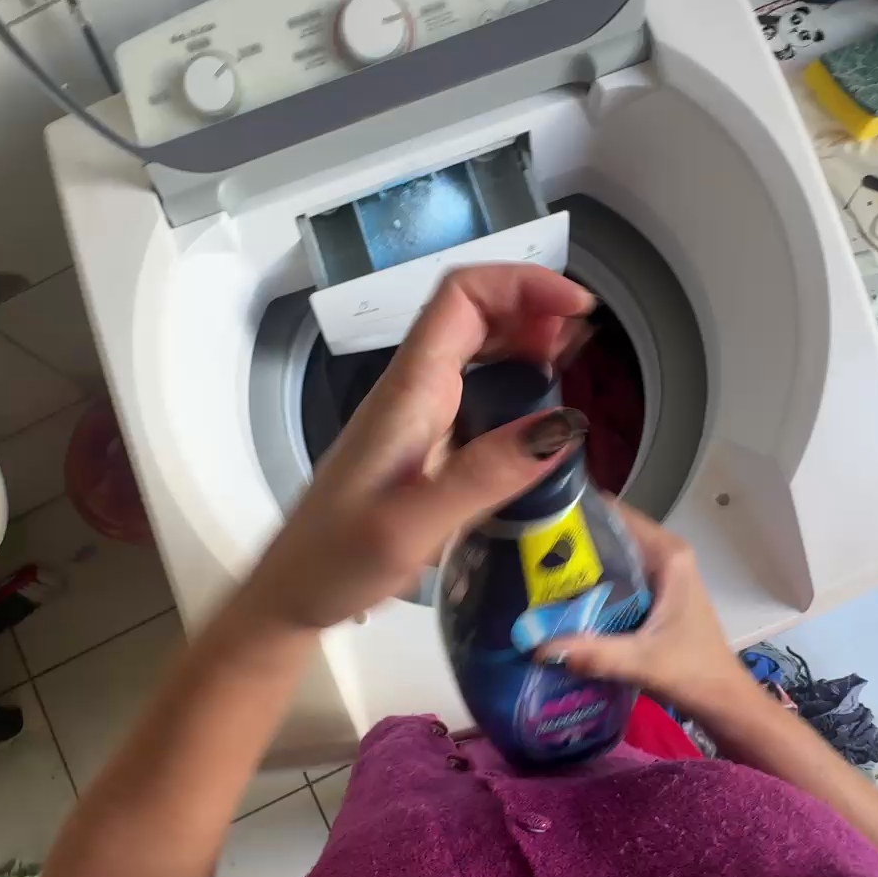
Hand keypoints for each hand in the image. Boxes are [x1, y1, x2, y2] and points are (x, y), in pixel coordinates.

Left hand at [235, 265, 595, 629]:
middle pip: (471, 315)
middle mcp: (410, 394)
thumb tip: (565, 426)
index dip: (521, 284)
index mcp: (407, 394)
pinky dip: (511, 387)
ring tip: (572, 364)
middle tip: (584, 343)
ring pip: (472, 353)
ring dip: (524, 344)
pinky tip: (536, 416)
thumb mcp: (412, 526)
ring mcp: (413, 419)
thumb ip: (484, 476)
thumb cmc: (337, 561)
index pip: (461, 298)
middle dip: (532, 310)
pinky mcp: (419, 447)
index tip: (577, 310)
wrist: (293, 592)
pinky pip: (471, 396)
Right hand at [536, 503, 758, 712]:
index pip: (616, 514)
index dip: (578, 513)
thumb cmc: (693, 672)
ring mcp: (658, 573)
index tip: (539, 523)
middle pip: (608, 532)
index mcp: (668, 555)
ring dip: (577, 563)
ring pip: (609, 555)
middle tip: (527, 552)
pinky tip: (557, 595)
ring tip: (533, 570)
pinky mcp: (652, 592)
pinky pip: (613, 576)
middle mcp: (664, 554)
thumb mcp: (641, 662)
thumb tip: (536, 647)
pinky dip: (588, 582)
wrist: (722, 700)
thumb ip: (592, 653)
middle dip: (570, 540)